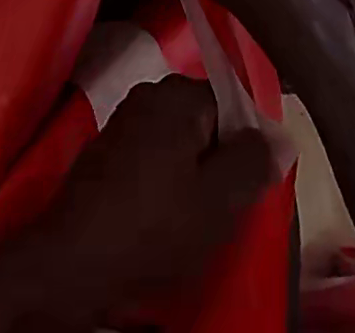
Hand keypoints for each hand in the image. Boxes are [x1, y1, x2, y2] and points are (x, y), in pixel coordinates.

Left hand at [0, 77, 277, 328]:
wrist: (75, 258)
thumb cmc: (153, 226)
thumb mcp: (218, 201)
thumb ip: (253, 163)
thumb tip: (279, 135)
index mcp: (176, 95)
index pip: (231, 100)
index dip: (249, 140)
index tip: (255, 180)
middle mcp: (148, 95)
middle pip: (206, 119)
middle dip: (223, 156)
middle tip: (230, 202)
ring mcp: (125, 120)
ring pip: (181, 139)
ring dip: (197, 171)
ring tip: (202, 214)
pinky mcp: (110, 148)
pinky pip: (156, 153)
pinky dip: (170, 177)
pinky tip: (171, 213)